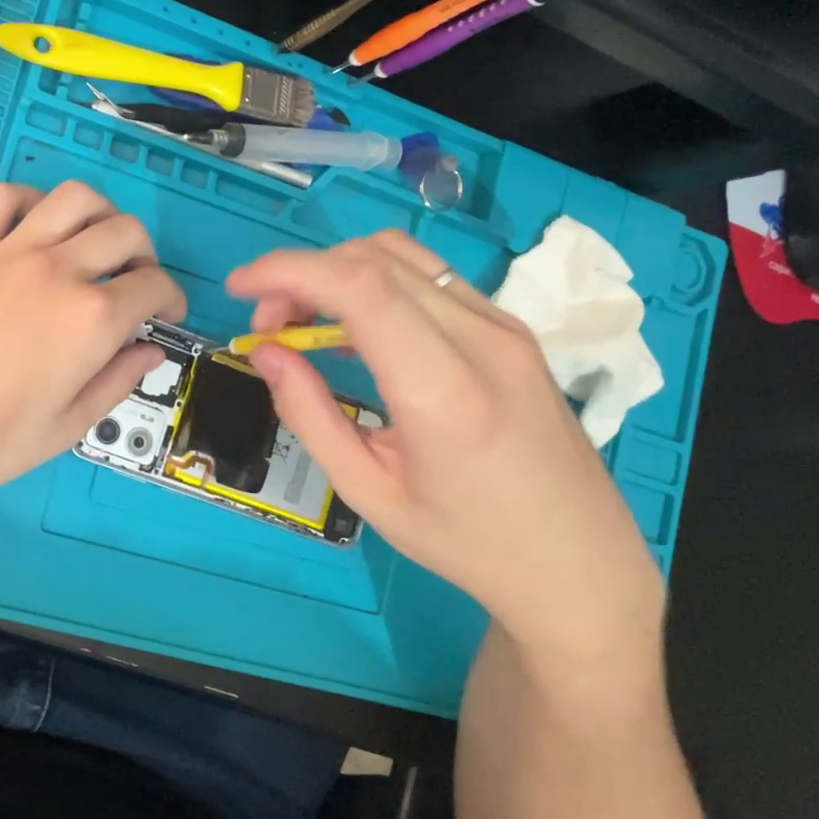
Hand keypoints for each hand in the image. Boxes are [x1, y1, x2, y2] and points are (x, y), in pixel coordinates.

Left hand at [0, 181, 186, 512]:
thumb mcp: (65, 429)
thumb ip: (117, 383)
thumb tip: (150, 351)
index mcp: (91, 321)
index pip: (154, 285)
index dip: (170, 298)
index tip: (164, 313)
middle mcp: (57, 272)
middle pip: (124, 231)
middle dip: (145, 253)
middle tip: (135, 280)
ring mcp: (7, 253)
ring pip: (73, 197)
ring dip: (99, 213)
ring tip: (93, 243)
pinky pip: (3, 197)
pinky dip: (29, 200)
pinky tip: (33, 226)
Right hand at [227, 230, 664, 665]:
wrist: (580, 562)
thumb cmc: (466, 541)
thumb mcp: (368, 491)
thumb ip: (309, 414)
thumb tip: (264, 350)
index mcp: (444, 390)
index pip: (360, 287)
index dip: (287, 271)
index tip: (237, 287)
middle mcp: (482, 340)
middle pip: (373, 260)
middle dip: (300, 275)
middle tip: (267, 325)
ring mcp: (505, 328)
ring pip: (401, 255)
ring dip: (336, 272)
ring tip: (303, 323)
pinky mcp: (511, 329)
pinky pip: (428, 277)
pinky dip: (372, 283)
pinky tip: (352, 330)